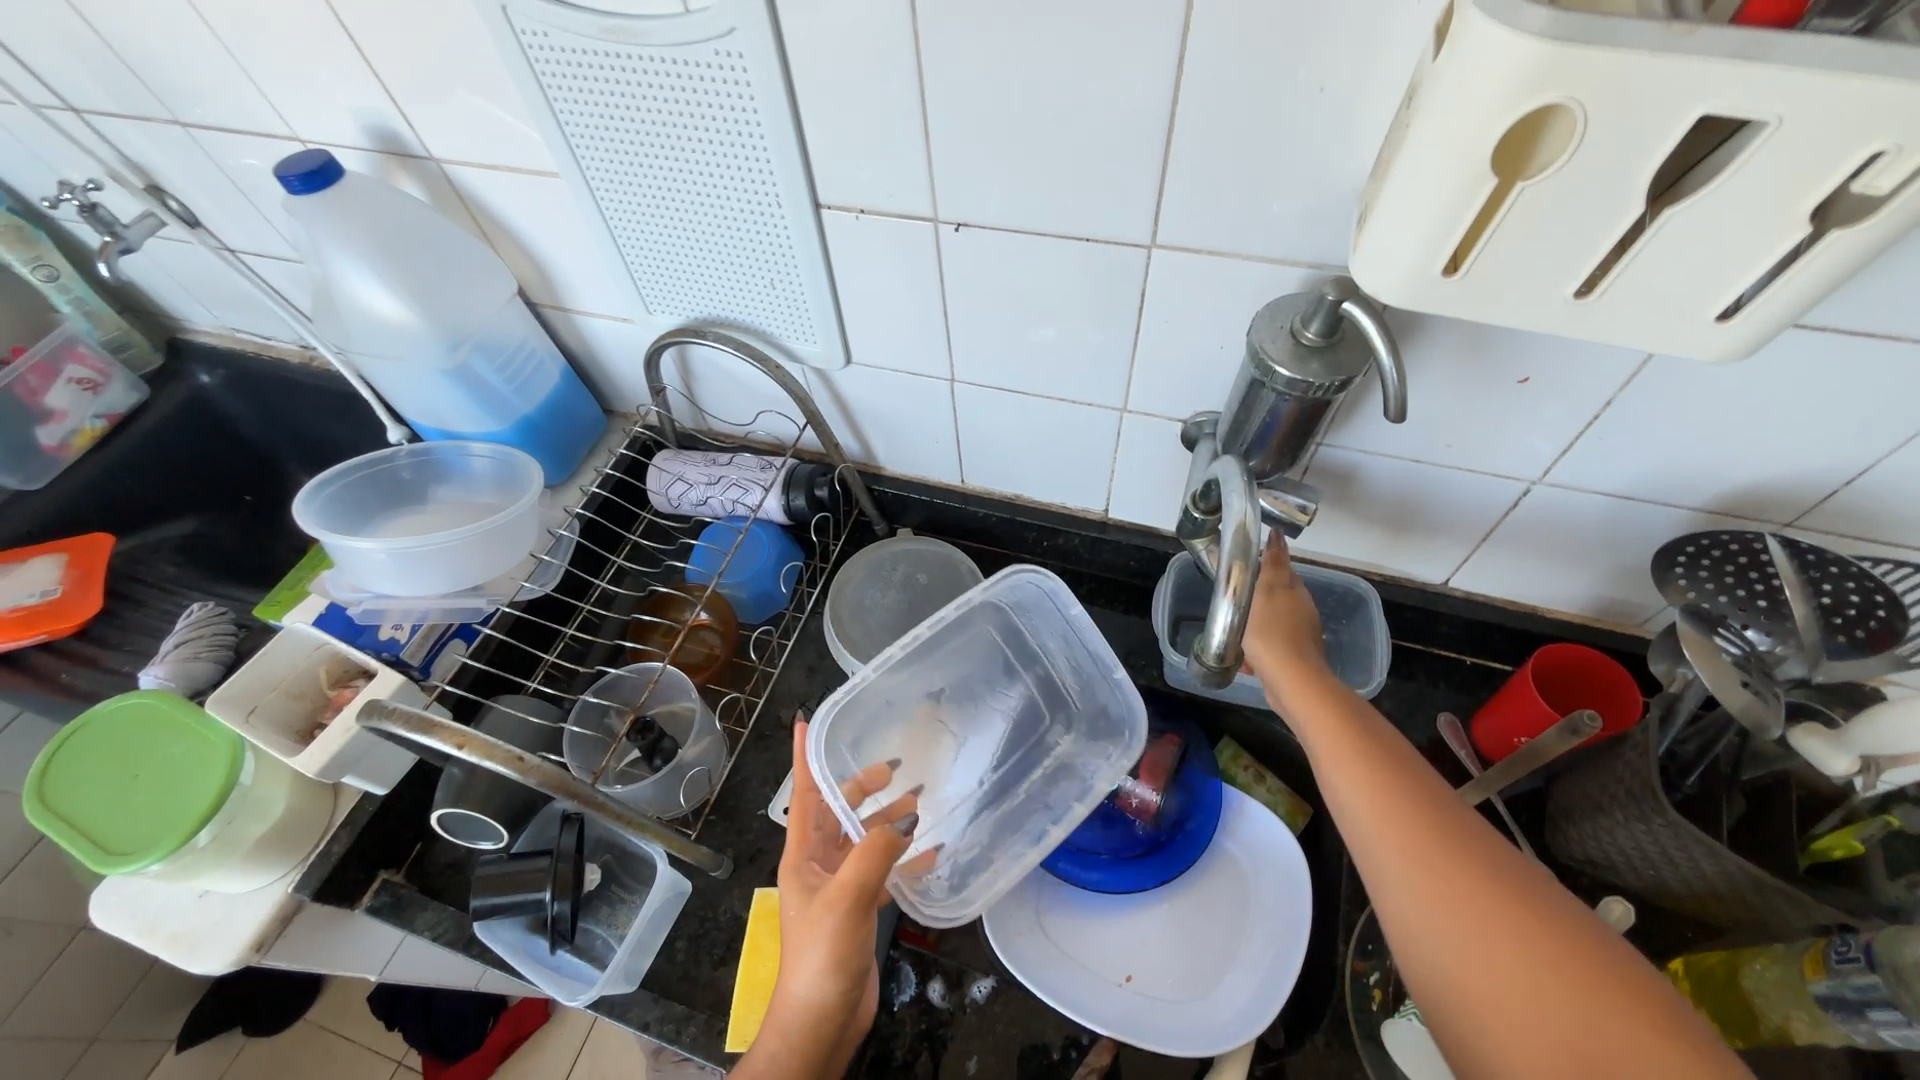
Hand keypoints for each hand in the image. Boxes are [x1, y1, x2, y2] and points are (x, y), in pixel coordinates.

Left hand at [748, 717, 917, 1076]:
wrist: (822, 1018)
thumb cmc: (823, 953)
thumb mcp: (847, 896)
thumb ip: (875, 852)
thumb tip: (905, 818)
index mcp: (803, 853)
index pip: (804, 793)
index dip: (804, 757)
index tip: (806, 721)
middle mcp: (818, 862)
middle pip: (840, 812)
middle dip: (864, 787)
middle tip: (896, 767)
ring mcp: (840, 885)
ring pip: (865, 840)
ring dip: (889, 820)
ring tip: (921, 802)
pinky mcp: (859, 907)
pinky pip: (884, 871)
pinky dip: (905, 860)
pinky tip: (932, 852)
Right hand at [1242, 533, 1331, 692]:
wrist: (1291, 681)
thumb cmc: (1273, 632)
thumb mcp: (1268, 591)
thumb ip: (1273, 564)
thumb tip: (1278, 534)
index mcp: (1296, 593)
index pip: (1283, 572)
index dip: (1265, 570)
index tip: (1245, 572)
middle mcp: (1302, 613)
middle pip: (1278, 599)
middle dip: (1258, 600)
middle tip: (1234, 602)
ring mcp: (1300, 638)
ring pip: (1273, 625)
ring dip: (1256, 626)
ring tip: (1235, 631)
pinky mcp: (1292, 660)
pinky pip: (1271, 649)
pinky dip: (1258, 651)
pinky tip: (1244, 659)